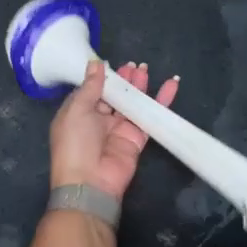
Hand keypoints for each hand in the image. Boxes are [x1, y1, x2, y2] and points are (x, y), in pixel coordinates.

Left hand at [50, 60, 179, 198]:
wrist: (90, 182)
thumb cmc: (75, 143)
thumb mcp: (77, 110)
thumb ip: (90, 86)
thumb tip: (95, 64)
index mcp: (78, 113)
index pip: (92, 90)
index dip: (102, 77)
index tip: (112, 64)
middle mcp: (97, 120)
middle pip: (114, 95)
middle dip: (124, 80)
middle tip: (135, 66)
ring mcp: (118, 130)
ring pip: (132, 103)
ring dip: (139, 87)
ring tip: (146, 70)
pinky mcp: (136, 139)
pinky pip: (149, 116)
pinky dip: (160, 102)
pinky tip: (171, 85)